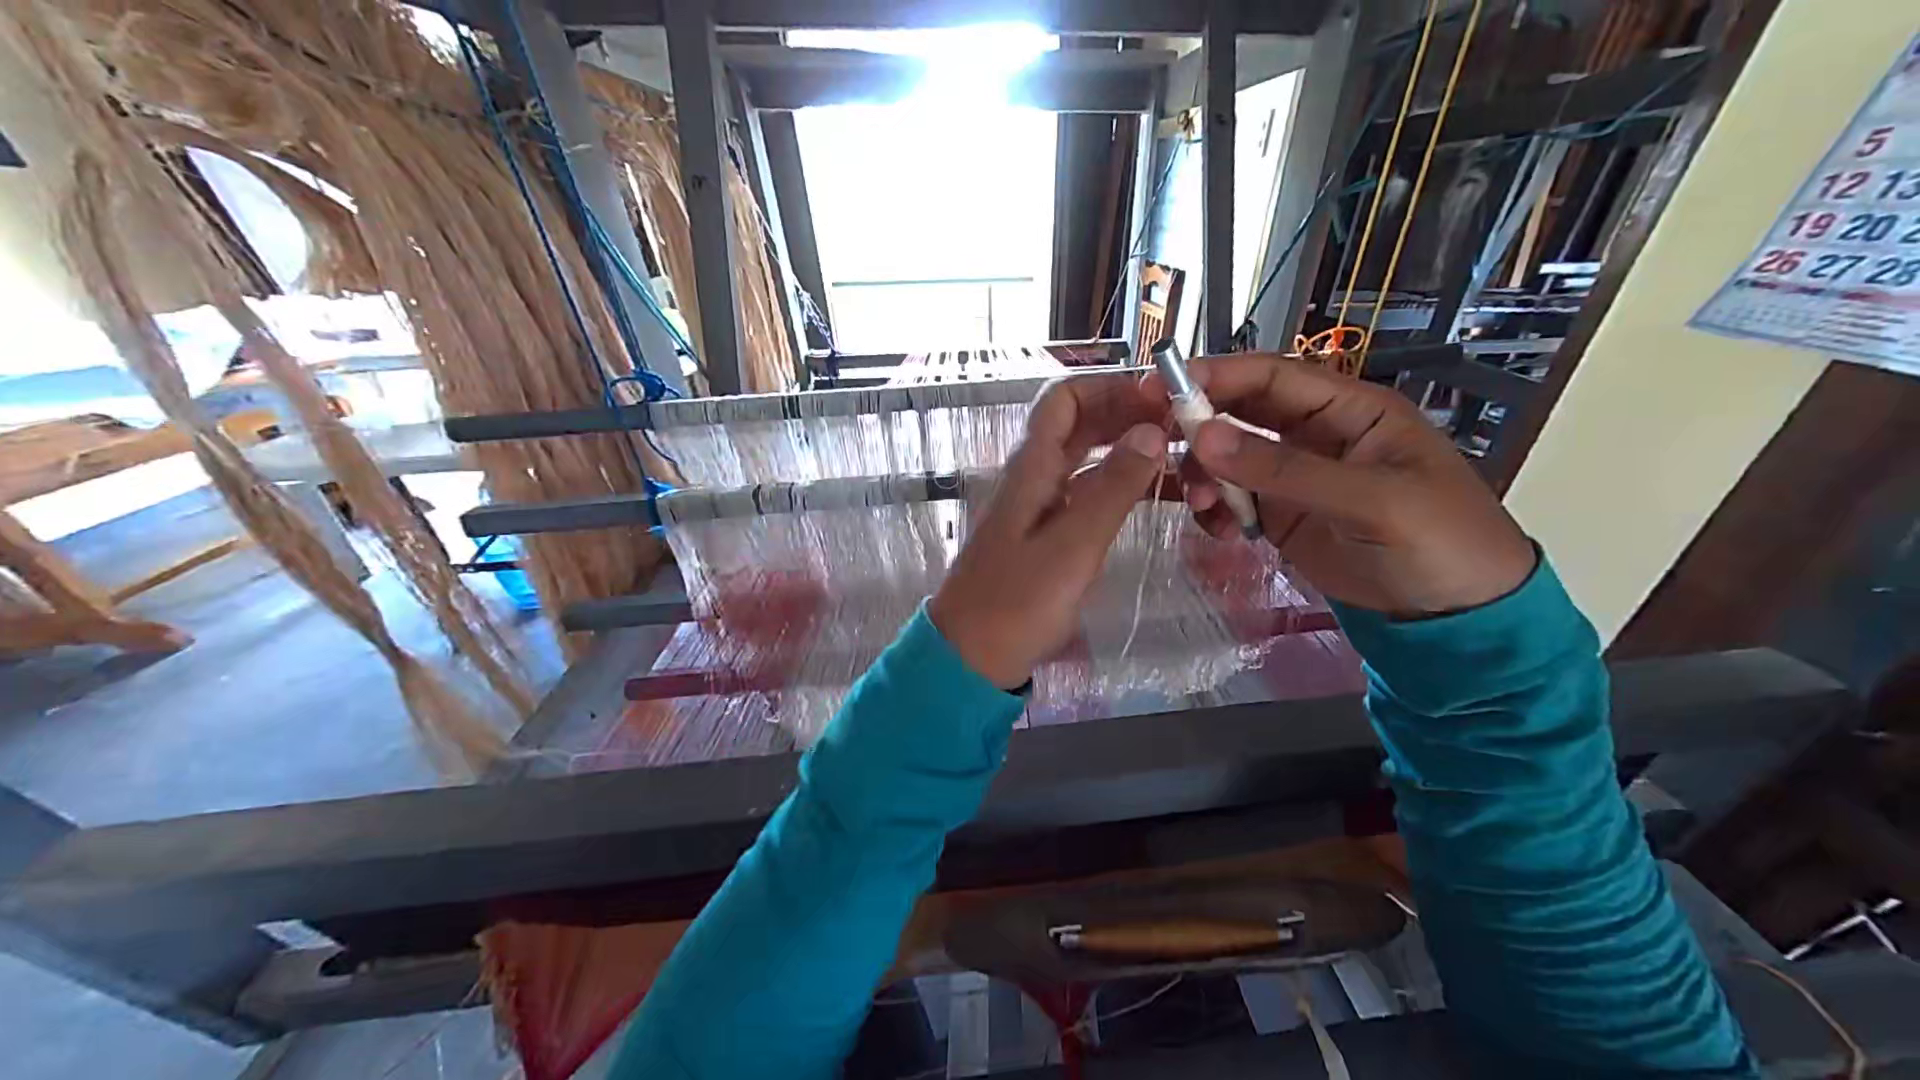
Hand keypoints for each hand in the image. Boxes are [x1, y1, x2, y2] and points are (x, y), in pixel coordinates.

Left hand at [929, 375, 1167, 688]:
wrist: (972, 655)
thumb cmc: (1017, 602)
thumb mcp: (1072, 546)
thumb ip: (1113, 488)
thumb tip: (1152, 430)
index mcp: (1032, 467)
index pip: (1064, 397)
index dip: (1110, 387)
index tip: (1161, 399)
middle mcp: (1034, 476)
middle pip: (1081, 424)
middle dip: (1129, 415)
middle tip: (1185, 428)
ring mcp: (1040, 505)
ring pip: (1088, 458)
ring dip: (1130, 450)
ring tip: (1183, 459)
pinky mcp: (1048, 534)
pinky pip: (1088, 493)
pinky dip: (1120, 485)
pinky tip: (1155, 496)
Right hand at [1152, 353, 1536, 617]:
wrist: (1457, 617)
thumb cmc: (1438, 542)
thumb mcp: (1370, 501)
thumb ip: (1285, 470)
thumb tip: (1203, 438)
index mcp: (1349, 410)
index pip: (1271, 378)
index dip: (1216, 376)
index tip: (1159, 386)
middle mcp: (1313, 436)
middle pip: (1240, 413)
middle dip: (1198, 426)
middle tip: (1155, 444)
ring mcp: (1293, 479)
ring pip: (1227, 459)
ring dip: (1204, 475)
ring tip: (1202, 504)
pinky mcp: (1280, 517)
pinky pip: (1232, 501)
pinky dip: (1214, 510)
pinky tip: (1216, 528)